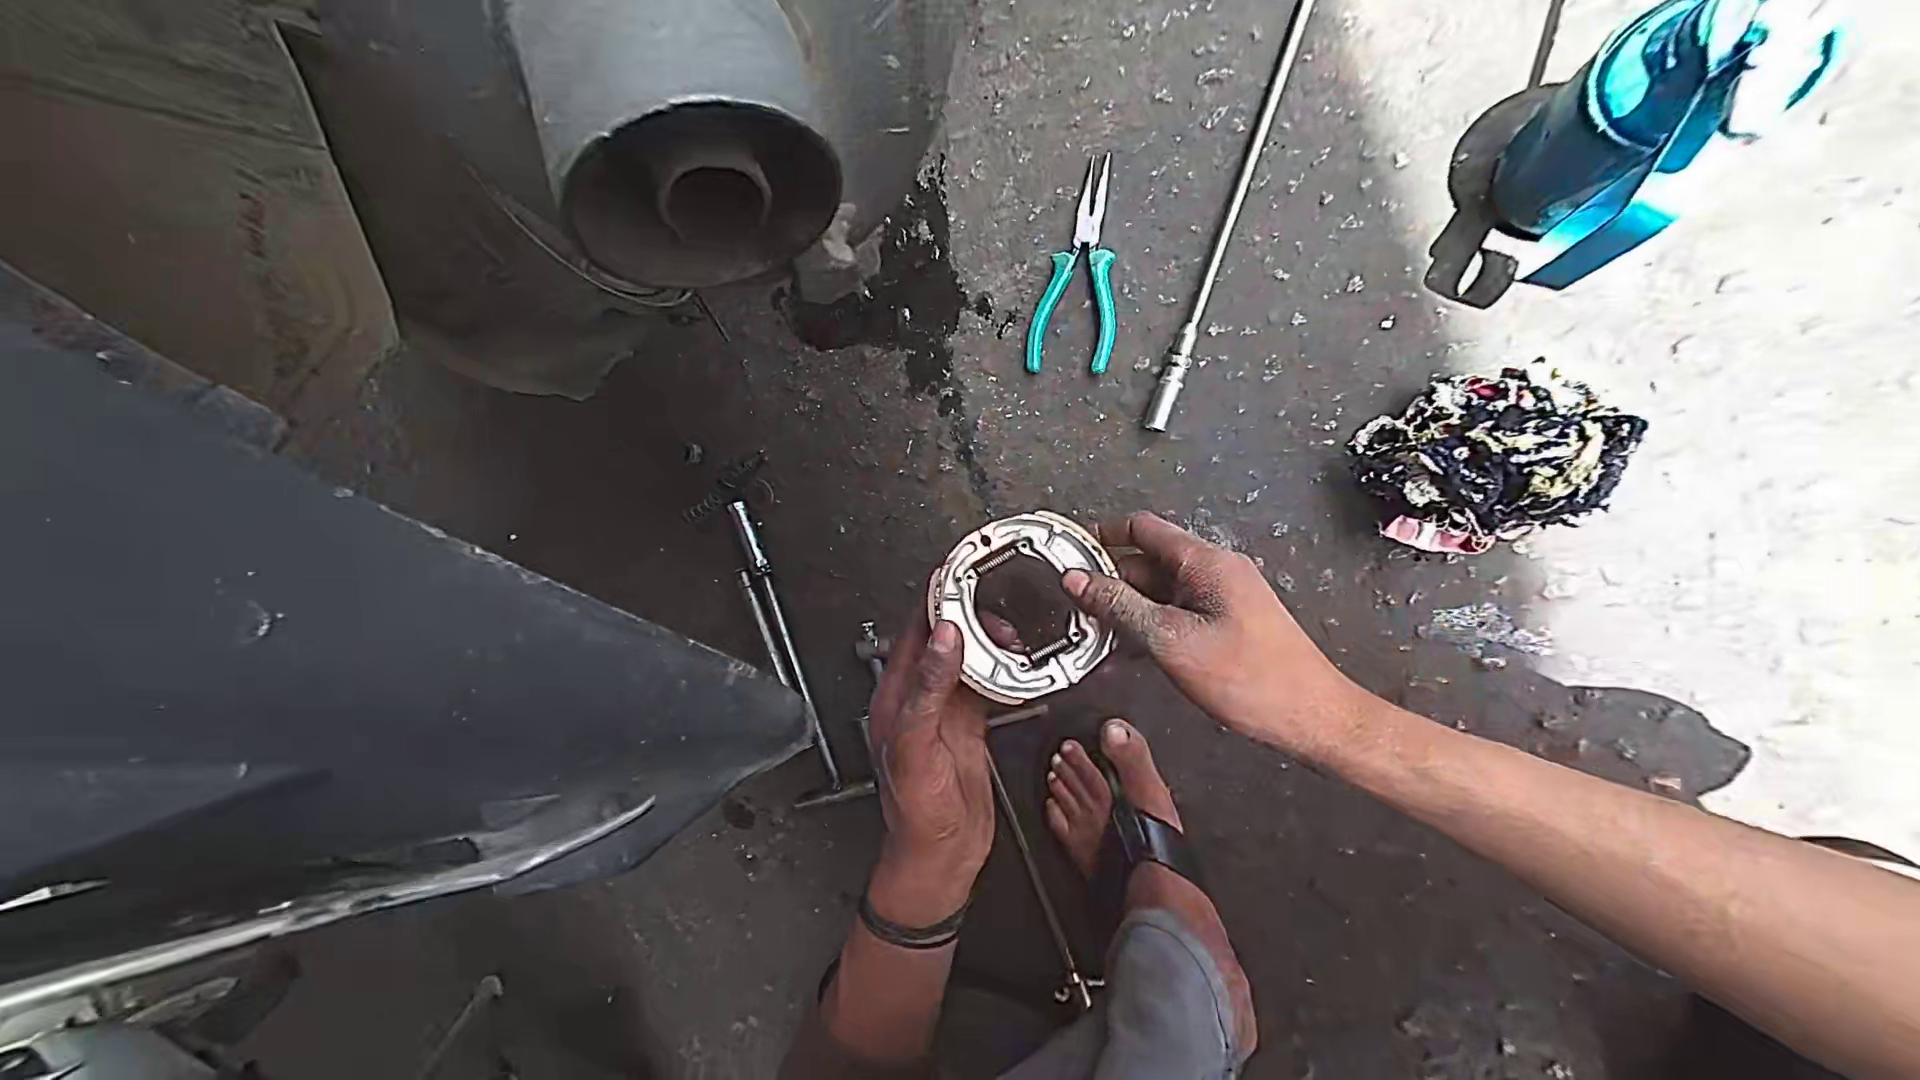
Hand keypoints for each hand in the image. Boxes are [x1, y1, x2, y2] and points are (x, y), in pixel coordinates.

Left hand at [863, 608, 994, 928]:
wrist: (940, 855)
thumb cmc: (915, 812)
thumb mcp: (918, 746)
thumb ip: (929, 689)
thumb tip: (943, 638)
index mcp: (899, 695)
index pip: (914, 630)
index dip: (933, 598)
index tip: (955, 572)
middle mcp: (921, 696)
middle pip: (944, 638)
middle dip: (968, 614)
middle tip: (995, 602)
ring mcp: (946, 710)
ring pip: (967, 658)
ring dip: (988, 641)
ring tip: (1011, 633)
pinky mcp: (967, 725)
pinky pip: (985, 685)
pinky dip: (1001, 670)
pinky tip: (1015, 664)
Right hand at [1061, 511, 1370, 754]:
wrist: (1311, 716)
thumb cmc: (1253, 680)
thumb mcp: (1170, 640)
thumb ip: (1119, 606)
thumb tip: (1078, 580)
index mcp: (1205, 562)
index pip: (1142, 528)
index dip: (1102, 535)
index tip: (1072, 553)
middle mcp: (1213, 570)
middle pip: (1146, 561)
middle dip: (1110, 582)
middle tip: (1080, 609)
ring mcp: (1219, 595)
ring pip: (1158, 589)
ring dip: (1127, 609)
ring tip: (1101, 636)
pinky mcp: (1222, 619)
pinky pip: (1174, 610)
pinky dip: (1149, 624)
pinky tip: (1129, 649)